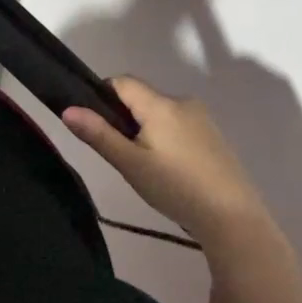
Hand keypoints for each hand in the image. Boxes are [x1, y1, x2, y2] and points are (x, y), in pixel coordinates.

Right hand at [63, 78, 274, 247]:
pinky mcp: (216, 138)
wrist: (235, 220)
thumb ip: (98, 134)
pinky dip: (169, 141)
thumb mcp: (130, 164)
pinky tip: (172, 173)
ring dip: (148, 131)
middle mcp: (183, 103)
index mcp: (161, 105)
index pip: (122, 82)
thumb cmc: (176, 188)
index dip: (104, 96)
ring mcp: (204, 120)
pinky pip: (180, 127)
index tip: (98, 125)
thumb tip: (67, 109)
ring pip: (162, 114)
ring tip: (148, 169)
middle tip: (123, 156)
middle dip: (126, 119)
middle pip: (143, 98)